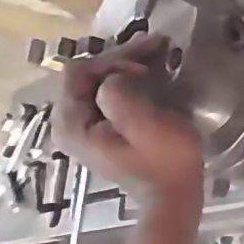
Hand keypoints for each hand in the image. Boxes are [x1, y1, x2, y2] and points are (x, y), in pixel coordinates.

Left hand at [54, 34, 204, 211]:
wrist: (175, 196)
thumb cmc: (165, 162)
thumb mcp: (146, 125)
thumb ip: (120, 94)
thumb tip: (116, 77)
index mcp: (71, 123)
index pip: (80, 70)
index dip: (114, 62)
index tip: (146, 70)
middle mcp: (69, 123)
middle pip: (87, 73)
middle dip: (122, 58)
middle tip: (158, 47)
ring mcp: (84, 128)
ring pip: (99, 80)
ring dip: (128, 65)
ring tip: (158, 53)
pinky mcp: (102, 129)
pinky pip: (108, 92)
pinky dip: (129, 78)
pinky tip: (152, 72)